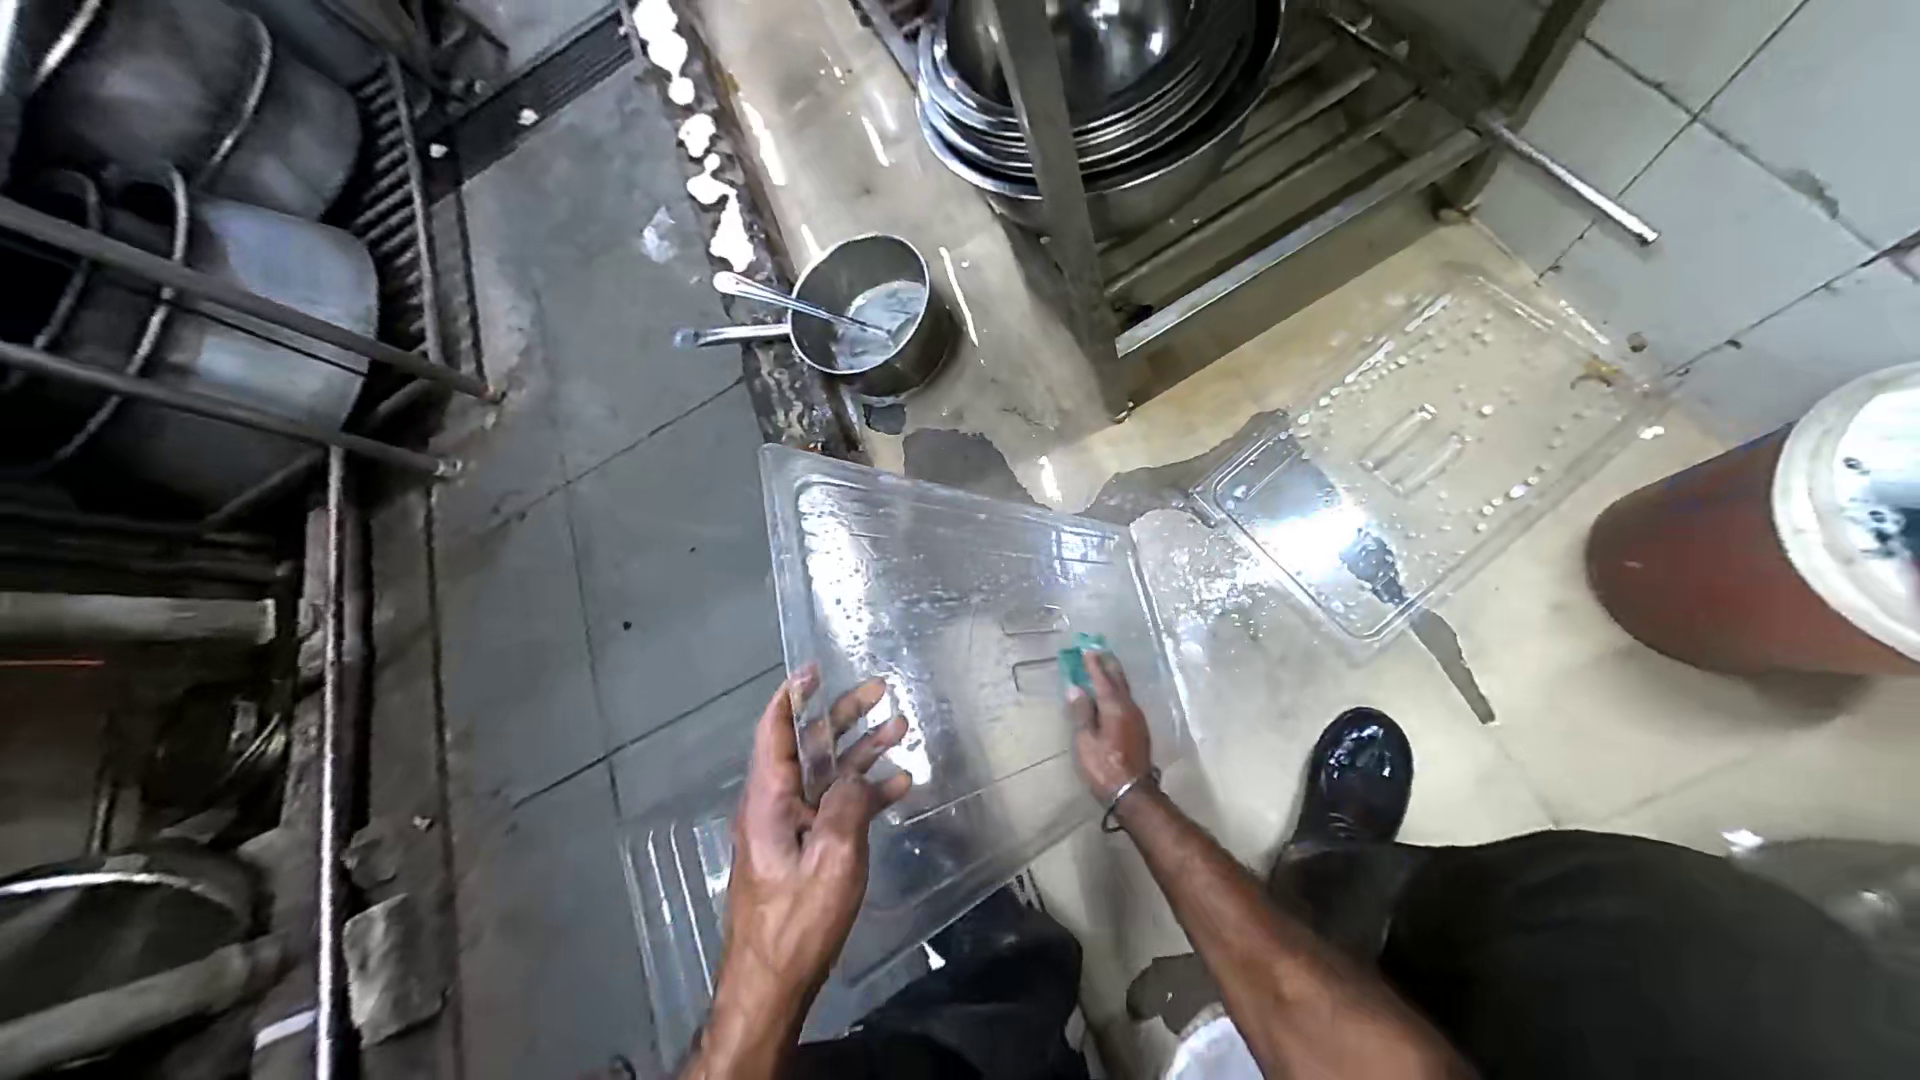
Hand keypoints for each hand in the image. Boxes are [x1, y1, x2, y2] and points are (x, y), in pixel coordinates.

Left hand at [708, 668, 911, 1049]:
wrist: (773, 982)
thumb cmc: (797, 919)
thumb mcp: (831, 857)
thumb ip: (846, 804)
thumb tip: (856, 777)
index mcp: (769, 797)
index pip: (775, 730)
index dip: (793, 695)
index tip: (815, 669)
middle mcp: (777, 803)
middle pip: (810, 745)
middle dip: (843, 714)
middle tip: (879, 689)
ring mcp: (792, 825)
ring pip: (828, 772)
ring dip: (862, 749)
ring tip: (899, 726)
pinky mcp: (807, 847)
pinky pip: (837, 806)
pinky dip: (865, 791)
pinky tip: (898, 784)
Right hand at [1066, 649, 1153, 801]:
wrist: (1133, 793)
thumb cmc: (1104, 767)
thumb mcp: (1086, 741)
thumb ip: (1082, 713)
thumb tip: (1075, 689)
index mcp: (1115, 707)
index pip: (1103, 679)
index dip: (1094, 665)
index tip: (1087, 650)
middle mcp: (1129, 708)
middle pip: (1119, 681)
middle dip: (1109, 665)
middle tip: (1100, 651)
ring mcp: (1137, 719)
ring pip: (1125, 690)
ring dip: (1114, 677)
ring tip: (1105, 667)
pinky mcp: (1139, 730)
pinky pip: (1127, 701)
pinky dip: (1118, 691)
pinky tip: (1112, 694)